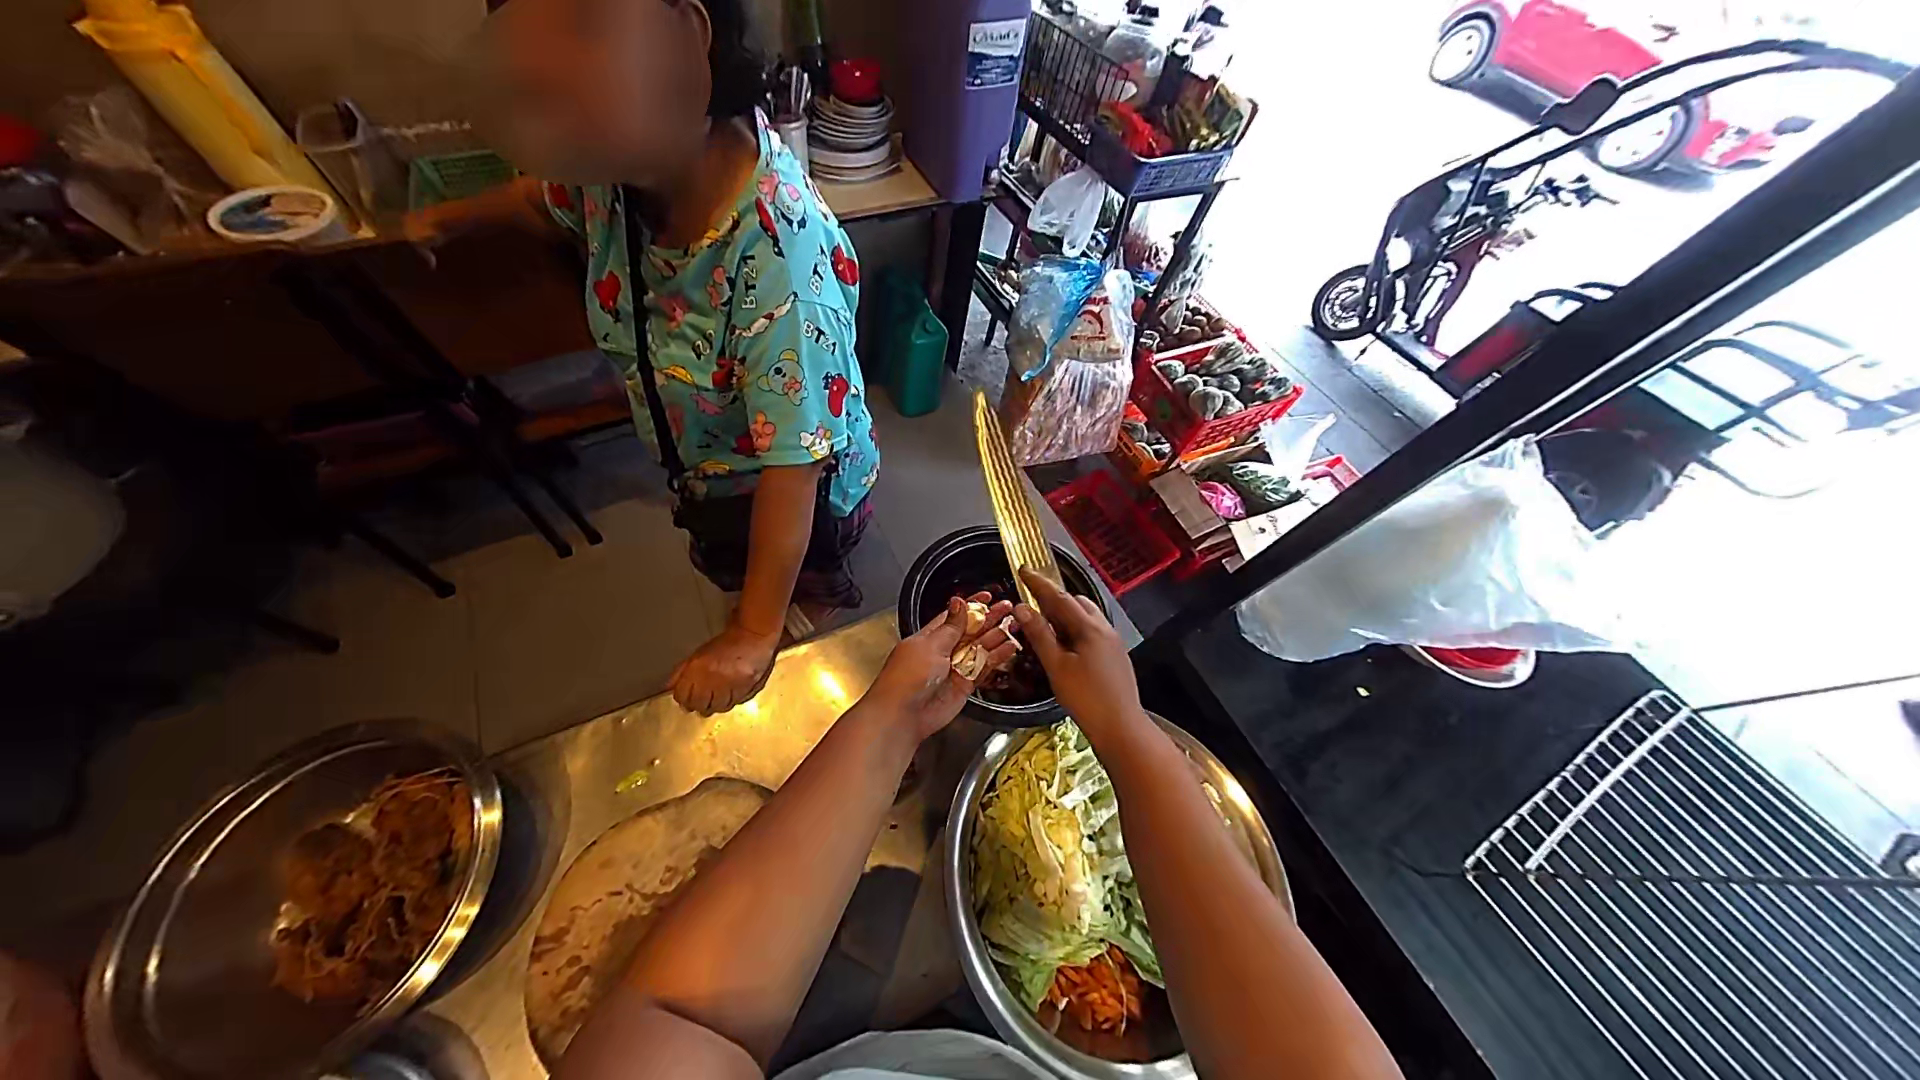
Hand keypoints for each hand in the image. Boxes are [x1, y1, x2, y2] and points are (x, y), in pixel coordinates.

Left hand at [670, 619, 781, 714]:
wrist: (754, 635)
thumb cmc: (726, 643)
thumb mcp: (699, 653)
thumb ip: (681, 671)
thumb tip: (667, 688)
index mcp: (698, 669)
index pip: (682, 696)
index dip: (683, 698)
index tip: (686, 697)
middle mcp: (713, 680)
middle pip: (699, 706)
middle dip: (698, 704)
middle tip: (701, 699)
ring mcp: (731, 686)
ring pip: (717, 708)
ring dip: (715, 705)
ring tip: (716, 697)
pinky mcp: (747, 689)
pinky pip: (734, 703)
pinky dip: (730, 701)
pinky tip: (730, 694)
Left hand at [857, 593, 1017, 743]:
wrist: (903, 715)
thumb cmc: (905, 679)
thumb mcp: (930, 645)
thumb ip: (951, 626)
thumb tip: (959, 603)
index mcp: (930, 636)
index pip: (954, 615)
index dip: (971, 605)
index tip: (987, 596)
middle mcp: (943, 651)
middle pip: (971, 630)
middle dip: (989, 619)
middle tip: (1007, 608)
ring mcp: (954, 668)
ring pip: (980, 648)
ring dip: (996, 636)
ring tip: (1013, 624)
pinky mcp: (964, 685)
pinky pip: (984, 668)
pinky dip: (997, 658)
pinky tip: (1009, 648)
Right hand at [1013, 568, 1145, 743]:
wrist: (1121, 727)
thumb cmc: (1086, 698)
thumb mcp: (1056, 666)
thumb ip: (1039, 635)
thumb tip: (1022, 609)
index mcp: (1089, 628)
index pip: (1060, 597)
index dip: (1039, 583)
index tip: (1024, 570)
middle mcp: (1104, 629)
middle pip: (1076, 602)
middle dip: (1054, 599)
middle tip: (1032, 605)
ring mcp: (1112, 642)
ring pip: (1086, 616)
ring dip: (1066, 615)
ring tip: (1046, 628)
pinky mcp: (1115, 655)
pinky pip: (1092, 631)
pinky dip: (1076, 629)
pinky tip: (1065, 646)